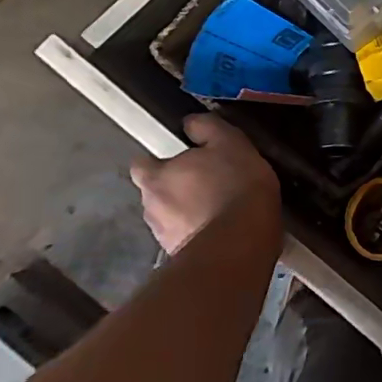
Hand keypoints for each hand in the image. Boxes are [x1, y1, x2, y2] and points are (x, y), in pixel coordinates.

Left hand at [130, 113, 279, 253]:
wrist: (239, 243)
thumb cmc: (234, 183)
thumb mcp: (230, 142)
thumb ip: (206, 128)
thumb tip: (189, 123)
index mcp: (155, 177)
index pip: (141, 164)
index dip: (160, 159)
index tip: (184, 157)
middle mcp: (150, 208)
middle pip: (157, 191)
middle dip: (177, 187)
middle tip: (209, 180)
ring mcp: (162, 237)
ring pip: (171, 216)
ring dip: (187, 212)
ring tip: (219, 207)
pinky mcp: (179, 258)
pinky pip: (186, 237)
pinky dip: (198, 232)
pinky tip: (223, 228)